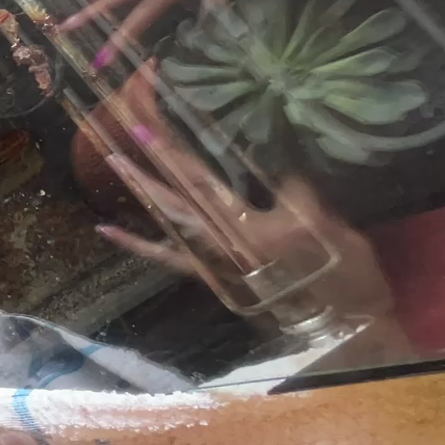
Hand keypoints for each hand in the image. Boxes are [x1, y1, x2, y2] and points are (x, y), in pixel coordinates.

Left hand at [95, 64, 400, 336]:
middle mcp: (219, 233)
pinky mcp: (199, 273)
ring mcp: (204, 253)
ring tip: (113, 160)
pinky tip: (103, 229)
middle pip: (180, 184)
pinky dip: (131, 242)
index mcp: (251, 218)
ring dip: (139, 185)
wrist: (334, 324)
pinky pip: (159, 254)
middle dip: (156, 154)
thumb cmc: (341, 273)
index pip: (207, 172)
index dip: (180, 146)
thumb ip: (294, 193)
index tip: (152, 120)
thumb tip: (273, 160)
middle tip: (129, 125)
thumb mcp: (329, 225)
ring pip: (163, 212)